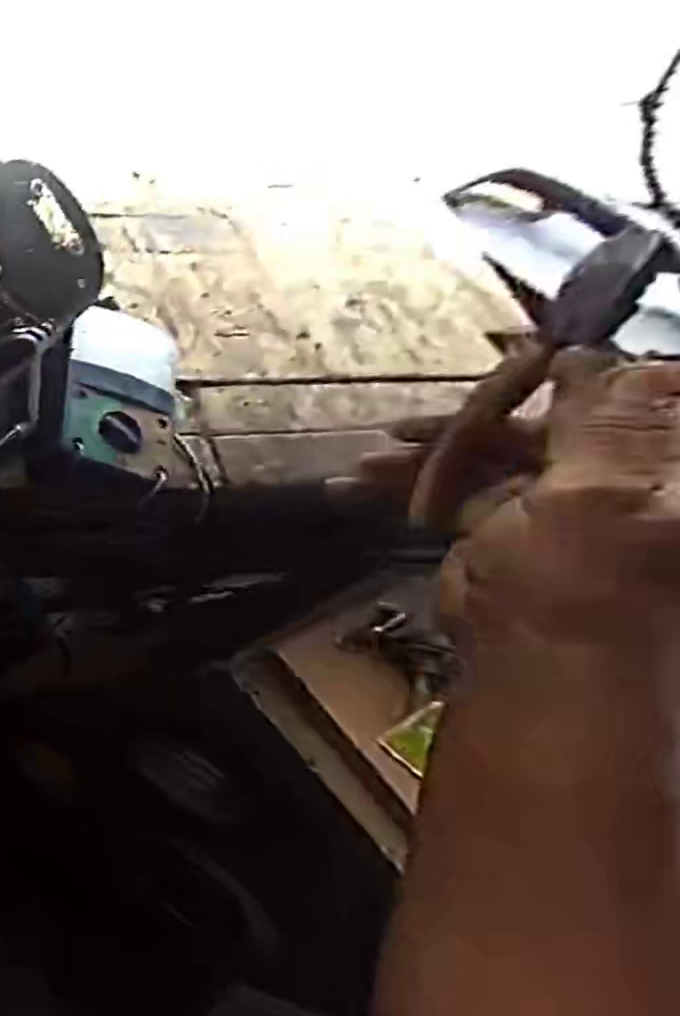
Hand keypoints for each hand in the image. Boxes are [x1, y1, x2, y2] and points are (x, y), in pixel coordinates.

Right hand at [338, 349, 679, 653]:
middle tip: (414, 423)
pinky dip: (419, 483)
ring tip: (372, 459)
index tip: (520, 363)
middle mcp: (631, 477)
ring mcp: (570, 503)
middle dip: (481, 422)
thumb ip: (606, 426)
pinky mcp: (514, 526)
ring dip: (434, 454)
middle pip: (559, 424)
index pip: (641, 397)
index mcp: (669, 467)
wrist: (533, 659)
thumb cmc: (578, 582)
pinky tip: (366, 482)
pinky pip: (467, 489)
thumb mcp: (595, 498)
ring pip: (501, 456)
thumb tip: (604, 356)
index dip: (585, 375)